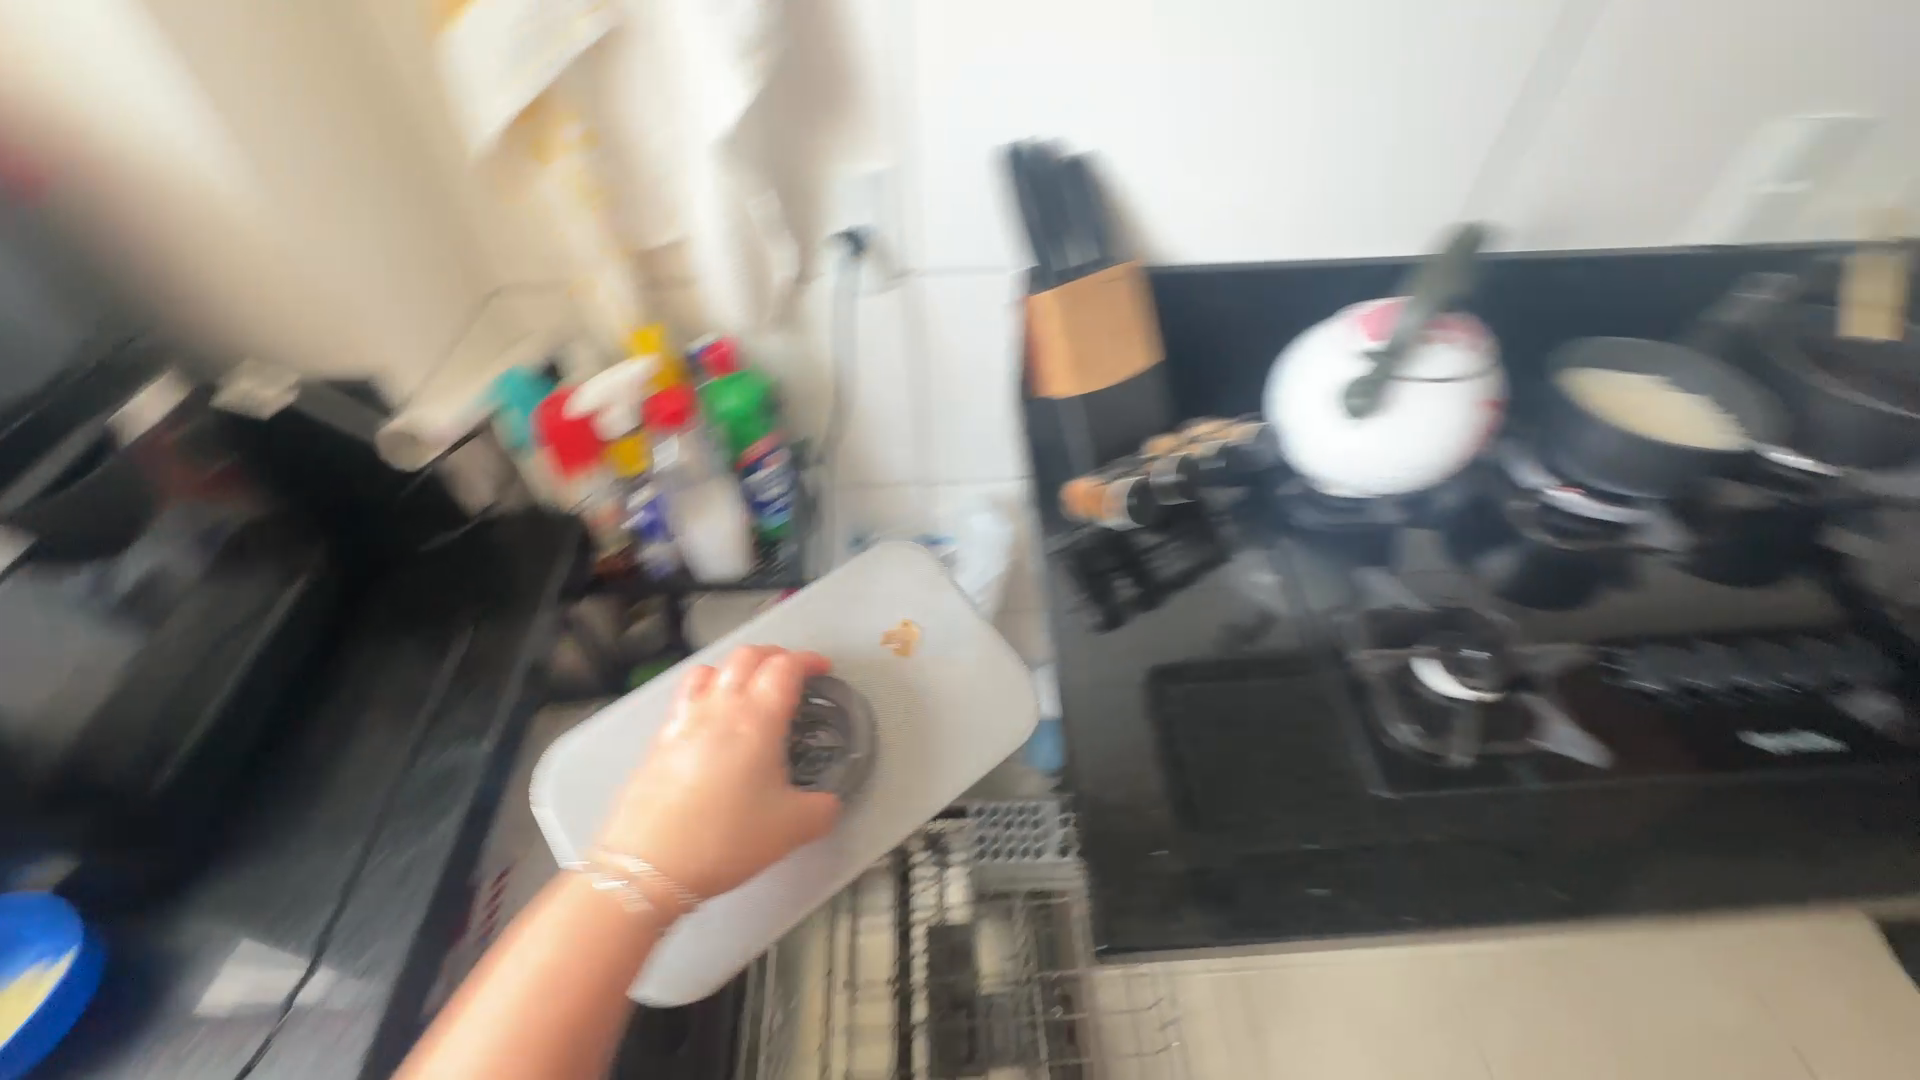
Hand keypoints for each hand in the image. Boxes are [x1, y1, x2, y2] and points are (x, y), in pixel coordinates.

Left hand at [596, 646, 842, 907]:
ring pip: (712, 668)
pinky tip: (711, 717)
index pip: (786, 667)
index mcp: (758, 719)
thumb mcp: (793, 829)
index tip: (821, 669)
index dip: (808, 661)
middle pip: (747, 656)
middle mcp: (720, 709)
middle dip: (775, 655)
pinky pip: (686, 695)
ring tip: (749, 684)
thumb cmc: (723, 840)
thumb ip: (822, 809)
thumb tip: (827, 804)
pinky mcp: (659, 741)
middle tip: (791, 671)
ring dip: (737, 666)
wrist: (647, 867)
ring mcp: (684, 721)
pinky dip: (706, 690)